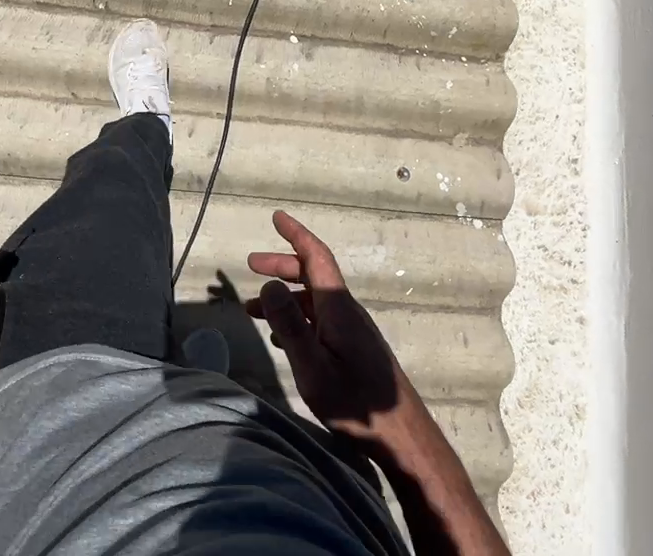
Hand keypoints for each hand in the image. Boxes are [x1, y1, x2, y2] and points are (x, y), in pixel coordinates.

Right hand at [248, 211, 508, 555]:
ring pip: (314, 300)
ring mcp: (353, 330)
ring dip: (285, 297)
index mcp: (337, 306)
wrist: (401, 435)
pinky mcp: (355, 348)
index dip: (296, 234)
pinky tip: (283, 339)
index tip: (277, 217)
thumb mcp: (312, 366)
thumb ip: (290, 324)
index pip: (316, 257)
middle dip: (282, 265)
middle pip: (313, 275)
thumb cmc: (354, 401)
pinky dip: (297, 318)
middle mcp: (346, 310)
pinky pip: (320, 320)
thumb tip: (269, 283)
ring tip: (253, 310)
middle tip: (251, 265)